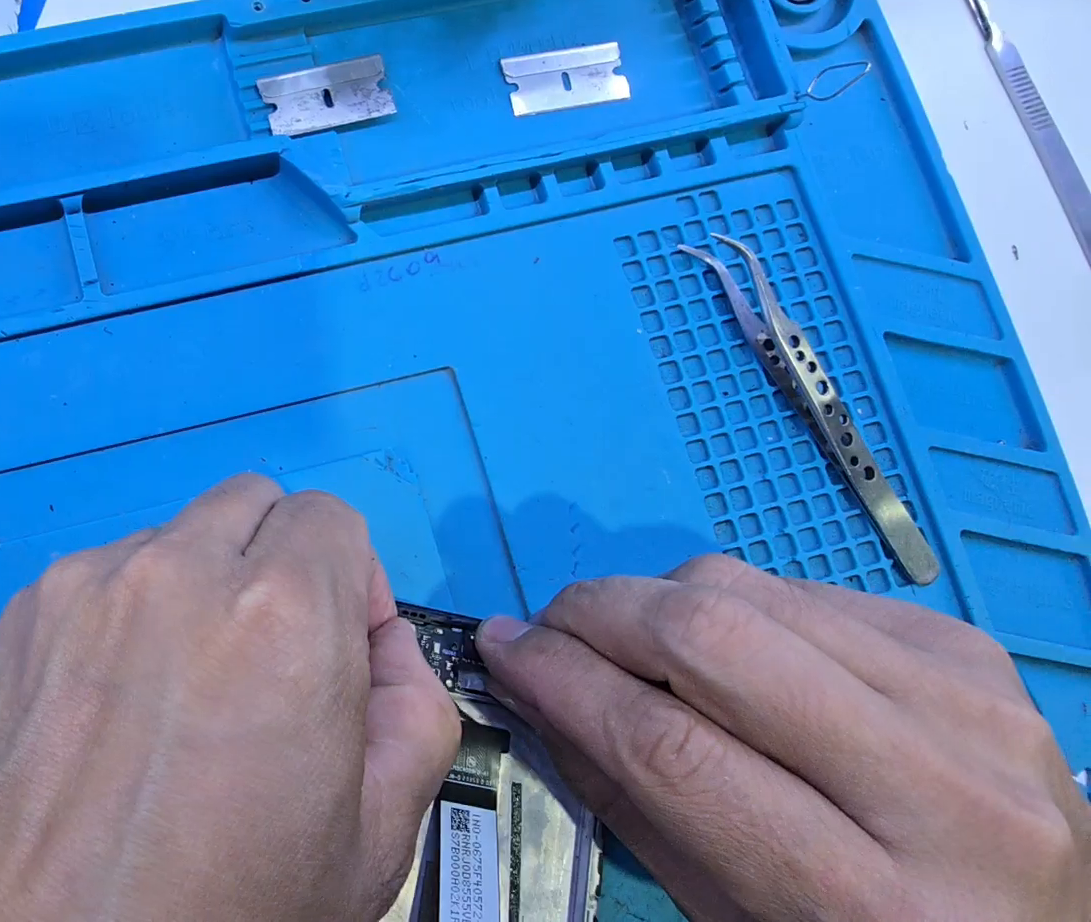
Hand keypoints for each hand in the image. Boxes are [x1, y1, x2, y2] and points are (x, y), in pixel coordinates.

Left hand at [0, 474, 461, 921]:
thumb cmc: (231, 903)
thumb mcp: (377, 830)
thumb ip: (414, 706)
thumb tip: (378, 639)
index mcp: (281, 612)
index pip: (329, 517)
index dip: (349, 578)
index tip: (336, 640)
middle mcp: (179, 570)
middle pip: (250, 501)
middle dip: (276, 556)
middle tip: (264, 647)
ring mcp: (91, 580)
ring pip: (175, 535)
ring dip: (196, 583)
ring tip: (179, 681)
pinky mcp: (29, 604)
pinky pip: (104, 572)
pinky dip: (126, 607)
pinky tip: (115, 695)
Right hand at [476, 554, 1090, 920]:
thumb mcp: (715, 904)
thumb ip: (613, 784)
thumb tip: (524, 676)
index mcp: (869, 903)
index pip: (668, 745)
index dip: (563, 679)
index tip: (501, 645)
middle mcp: (944, 796)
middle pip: (711, 639)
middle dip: (596, 613)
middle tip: (549, 627)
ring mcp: (974, 709)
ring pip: (743, 588)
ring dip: (648, 598)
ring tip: (626, 638)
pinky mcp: (975, 654)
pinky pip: (796, 586)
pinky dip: (726, 602)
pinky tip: (727, 650)